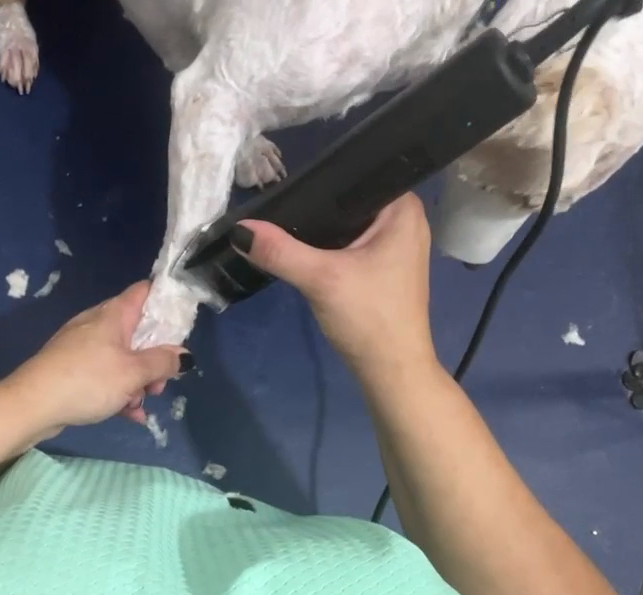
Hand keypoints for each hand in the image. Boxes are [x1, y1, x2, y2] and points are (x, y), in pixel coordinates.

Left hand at [0, 282, 187, 432]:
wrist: (33, 404)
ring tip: (141, 404)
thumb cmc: (87, 381)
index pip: (146, 292)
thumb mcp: (133, 373)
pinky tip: (130, 415)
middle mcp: (98, 325)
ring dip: (137, 382)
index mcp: (114, 314)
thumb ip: (162, 363)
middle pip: (138, 333)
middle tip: (160, 385)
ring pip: (122, 359)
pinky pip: (105, 377)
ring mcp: (83, 348)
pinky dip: (119, 392)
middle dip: (155, 359)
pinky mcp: (72, 371)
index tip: (184, 326)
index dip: (168, 303)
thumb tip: (184, 356)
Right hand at [235, 193, 437, 379]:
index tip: (282, 188)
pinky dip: (326, 251)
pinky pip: (347, 247)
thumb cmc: (369, 317)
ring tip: (281, 227)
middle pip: (346, 203)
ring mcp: (394, 246)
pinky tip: (303, 254)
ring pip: (345, 227)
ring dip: (317, 232)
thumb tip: (239, 230)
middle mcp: (403, 219)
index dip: (319, 181)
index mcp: (402, 207)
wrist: (391, 369)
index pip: (356, 177)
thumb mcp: (320, 279)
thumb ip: (280, 252)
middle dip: (313, 209)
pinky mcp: (381, 269)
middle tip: (274, 209)